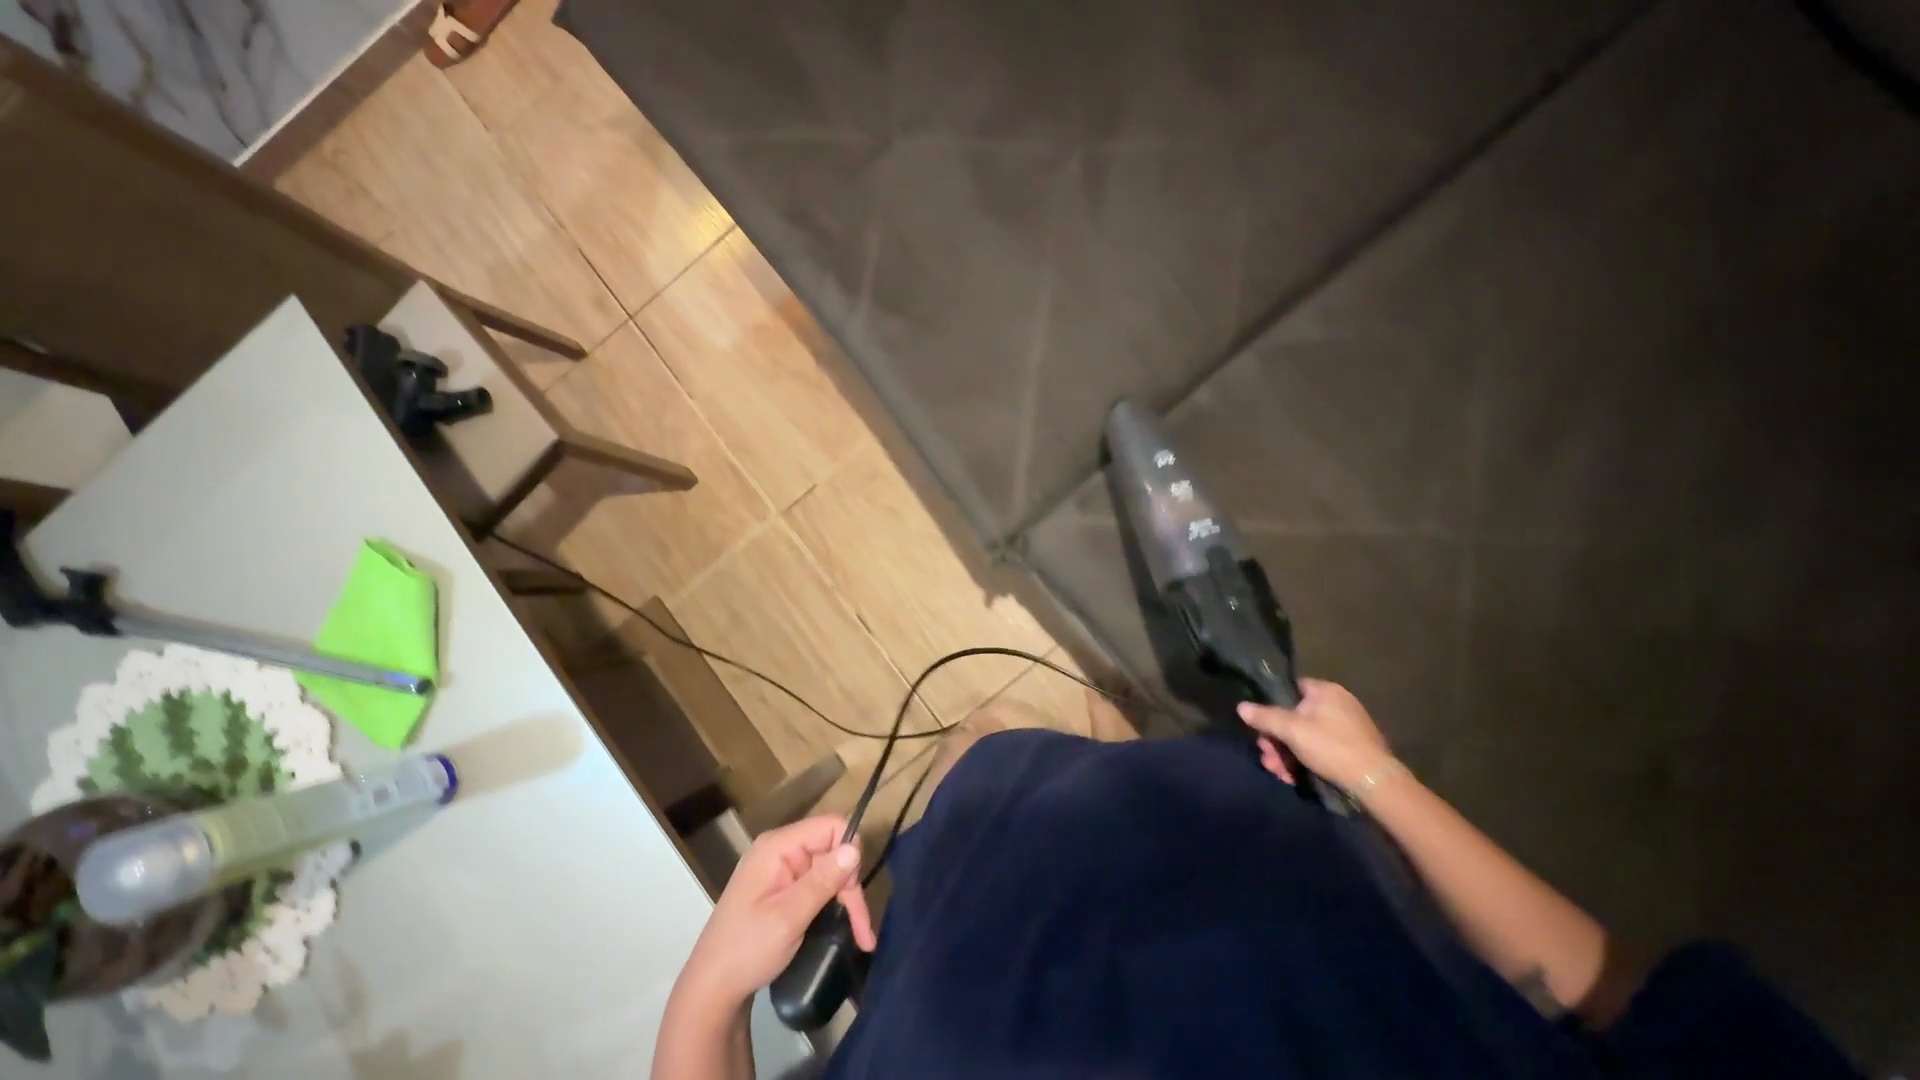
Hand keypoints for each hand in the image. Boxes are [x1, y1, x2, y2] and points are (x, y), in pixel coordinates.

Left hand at [675, 815, 877, 1012]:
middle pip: (832, 852)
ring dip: (848, 902)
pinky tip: (851, 930)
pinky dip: (835, 908)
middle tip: (862, 928)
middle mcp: (780, 852)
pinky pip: (818, 888)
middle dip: (850, 886)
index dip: (849, 852)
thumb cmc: (746, 949)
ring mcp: (781, 872)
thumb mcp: (788, 916)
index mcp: (777, 848)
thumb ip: (821, 881)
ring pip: (830, 873)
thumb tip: (855, 847)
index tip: (852, 891)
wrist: (713, 988)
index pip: (829, 827)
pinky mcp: (784, 892)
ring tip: (863, 936)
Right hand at [1238, 679, 1394, 792]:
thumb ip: (1265, 717)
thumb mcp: (1292, 730)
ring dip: (1287, 754)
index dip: (1271, 708)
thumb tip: (1241, 706)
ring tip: (1279, 773)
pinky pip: (1320, 748)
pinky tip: (1295, 776)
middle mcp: (1338, 703)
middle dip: (1276, 740)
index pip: (1290, 689)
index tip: (1261, 729)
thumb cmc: (1331, 747)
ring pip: (1305, 736)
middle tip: (1267, 758)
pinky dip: (1305, 760)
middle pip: (1294, 717)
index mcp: (1326, 690)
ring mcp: (1347, 726)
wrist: (1374, 781)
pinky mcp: (1352, 747)